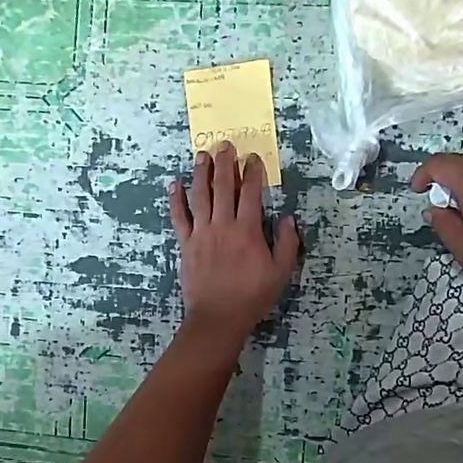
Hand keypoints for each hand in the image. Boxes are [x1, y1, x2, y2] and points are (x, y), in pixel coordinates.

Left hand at [168, 141, 298, 340]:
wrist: (218, 317)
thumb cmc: (252, 296)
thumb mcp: (280, 272)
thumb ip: (287, 243)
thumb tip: (288, 218)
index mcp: (248, 231)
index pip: (251, 193)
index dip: (253, 173)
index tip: (253, 159)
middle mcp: (223, 225)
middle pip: (223, 187)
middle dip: (225, 164)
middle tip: (225, 145)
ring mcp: (201, 233)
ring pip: (200, 196)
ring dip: (201, 173)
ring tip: (202, 155)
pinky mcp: (186, 244)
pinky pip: (179, 217)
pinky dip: (176, 200)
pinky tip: (174, 184)